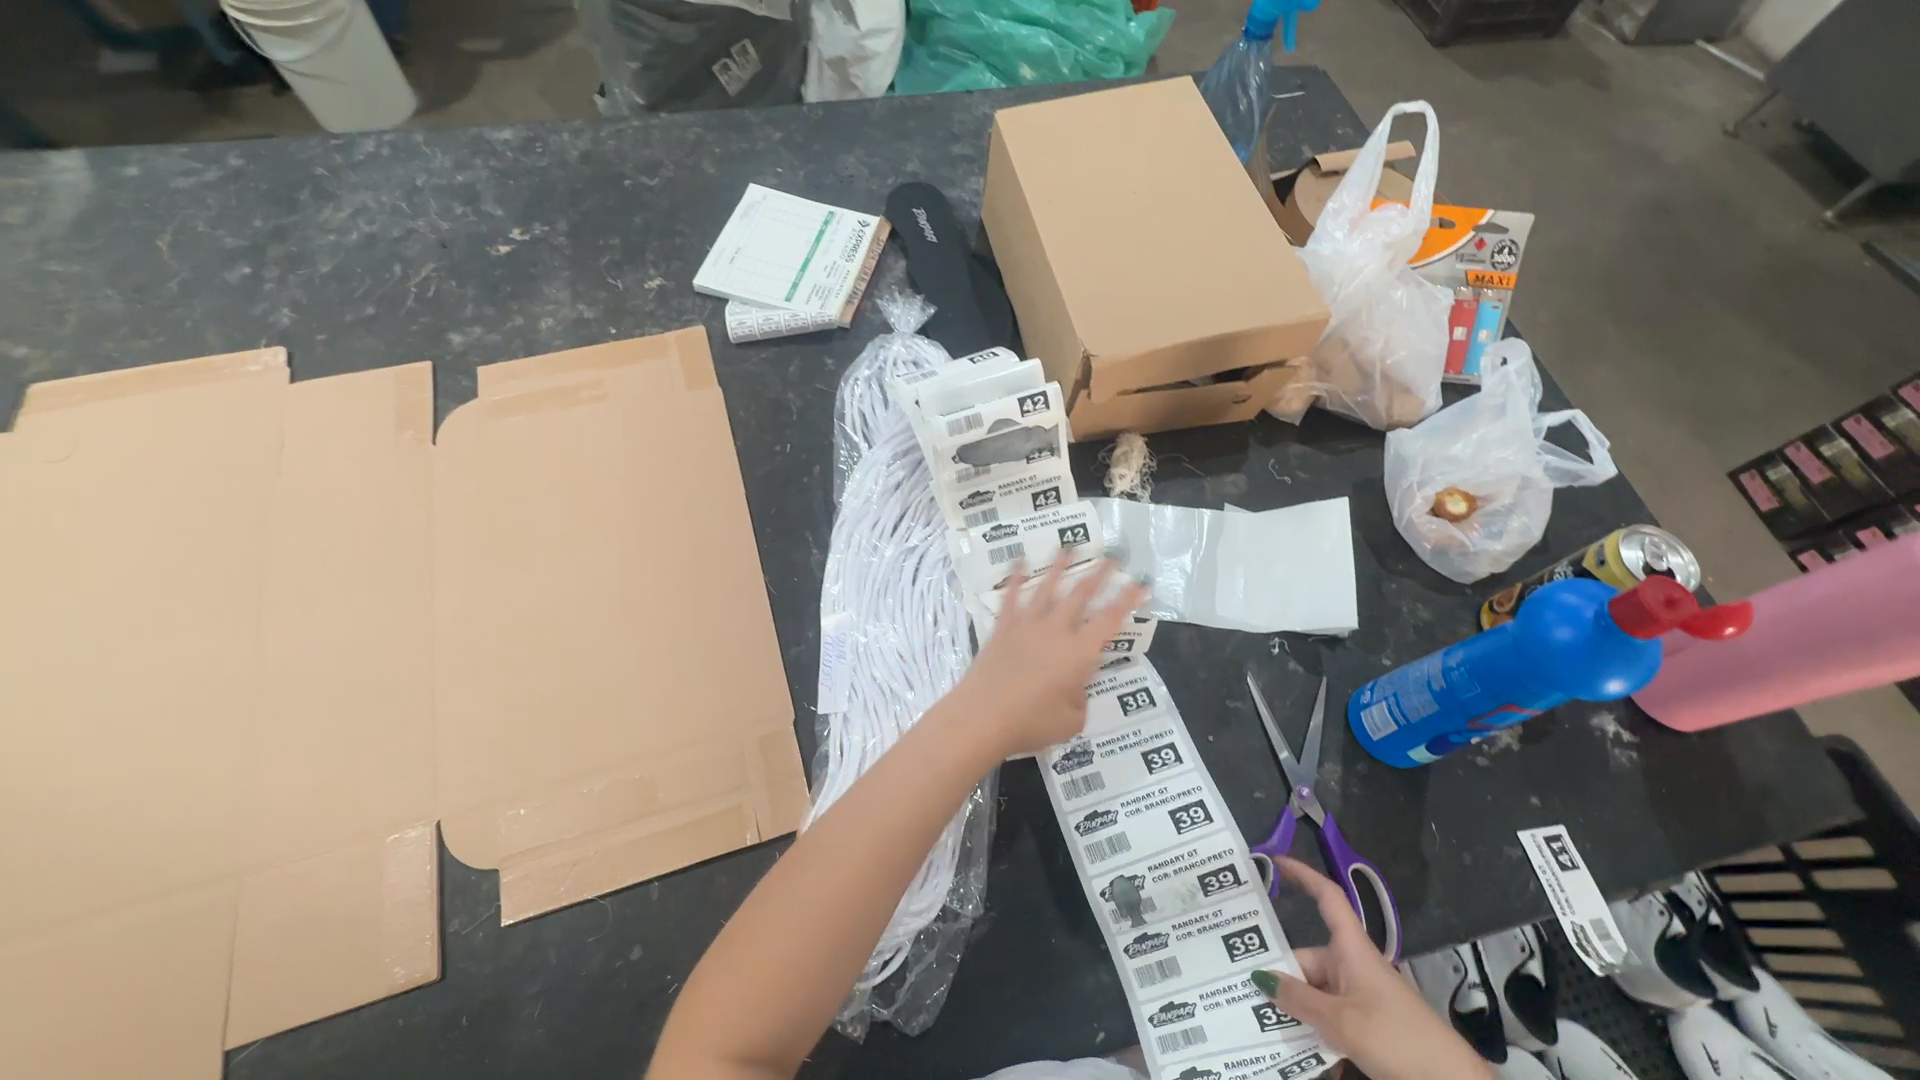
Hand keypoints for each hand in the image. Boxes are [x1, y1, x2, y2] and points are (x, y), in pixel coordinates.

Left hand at [951, 554, 1147, 757]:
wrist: (982, 717)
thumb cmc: (1031, 723)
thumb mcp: (1071, 721)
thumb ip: (1079, 699)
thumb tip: (1073, 687)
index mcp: (1079, 653)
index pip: (1110, 620)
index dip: (1128, 600)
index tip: (1141, 583)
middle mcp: (1056, 631)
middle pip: (1080, 595)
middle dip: (1099, 574)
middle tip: (1111, 557)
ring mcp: (1027, 626)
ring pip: (1047, 588)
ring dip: (1060, 566)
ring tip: (1070, 547)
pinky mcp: (1002, 630)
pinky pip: (1011, 598)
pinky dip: (1016, 578)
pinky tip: (1019, 562)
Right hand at [1251, 859, 1494, 1079]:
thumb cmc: (1398, 1038)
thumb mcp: (1341, 1022)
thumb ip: (1299, 1000)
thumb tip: (1260, 977)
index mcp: (1352, 950)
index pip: (1327, 899)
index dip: (1304, 876)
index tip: (1276, 862)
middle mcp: (1353, 967)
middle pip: (1307, 959)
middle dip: (1279, 977)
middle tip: (1242, 990)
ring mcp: (1360, 998)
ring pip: (1314, 993)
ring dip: (1294, 1011)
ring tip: (1259, 1026)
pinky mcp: (1366, 1026)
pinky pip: (1328, 1018)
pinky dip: (1312, 1032)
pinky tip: (1293, 1052)